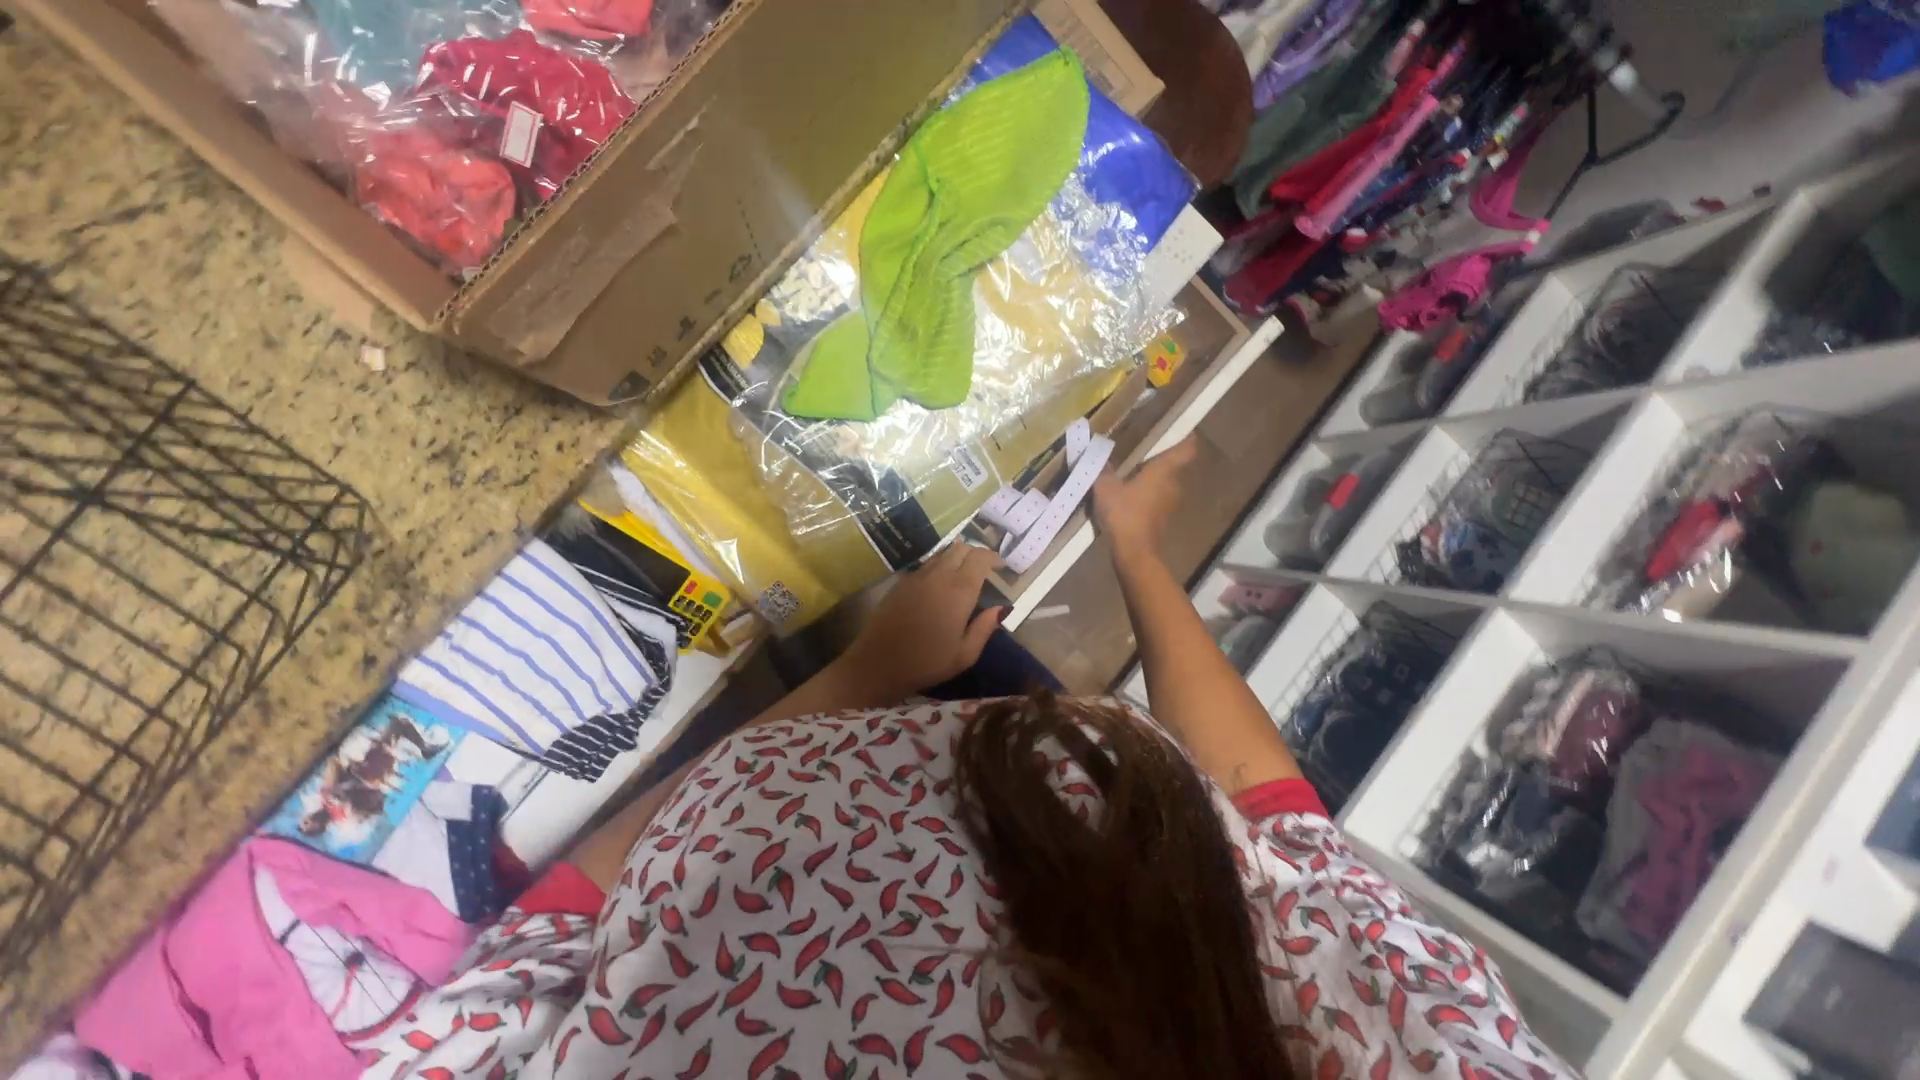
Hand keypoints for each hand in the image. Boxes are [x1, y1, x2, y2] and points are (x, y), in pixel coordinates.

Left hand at [840, 543, 1005, 700]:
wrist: (878, 663)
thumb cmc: (927, 663)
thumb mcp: (965, 655)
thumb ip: (985, 627)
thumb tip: (1001, 609)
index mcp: (960, 590)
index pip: (980, 557)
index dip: (993, 557)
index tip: (1001, 566)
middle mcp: (939, 576)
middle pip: (961, 548)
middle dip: (976, 553)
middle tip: (984, 569)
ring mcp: (917, 576)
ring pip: (942, 553)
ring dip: (957, 558)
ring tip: (963, 575)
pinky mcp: (901, 582)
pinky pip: (926, 564)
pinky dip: (939, 566)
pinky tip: (939, 586)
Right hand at [1092, 433, 1198, 559]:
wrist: (1134, 552)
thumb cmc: (1124, 513)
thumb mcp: (1105, 488)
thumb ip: (1103, 470)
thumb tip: (1097, 454)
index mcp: (1163, 471)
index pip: (1186, 450)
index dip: (1187, 439)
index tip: (1182, 432)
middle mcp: (1173, 484)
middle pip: (1173, 467)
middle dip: (1160, 460)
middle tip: (1142, 453)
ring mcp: (1170, 504)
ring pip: (1165, 485)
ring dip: (1153, 480)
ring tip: (1132, 475)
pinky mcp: (1163, 519)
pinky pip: (1157, 500)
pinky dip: (1148, 496)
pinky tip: (1130, 498)